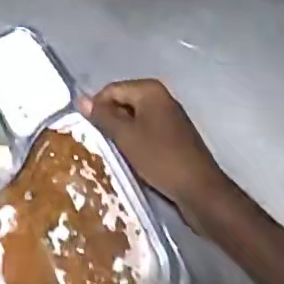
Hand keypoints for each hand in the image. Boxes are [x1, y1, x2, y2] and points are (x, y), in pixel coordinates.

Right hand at [81, 80, 231, 216]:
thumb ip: (102, 115)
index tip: (91, 130)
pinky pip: (148, 131)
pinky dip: (138, 141)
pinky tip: (136, 158)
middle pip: (124, 103)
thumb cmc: (161, 158)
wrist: (203, 194)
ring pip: (135, 119)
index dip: (98, 107)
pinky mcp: (177, 137)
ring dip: (124, 133)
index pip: (111, 90)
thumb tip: (80, 99)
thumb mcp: (125, 136)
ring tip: (118, 152)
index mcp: (150, 90)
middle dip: (112, 120)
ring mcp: (171, 117)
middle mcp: (162, 97)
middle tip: (104, 142)